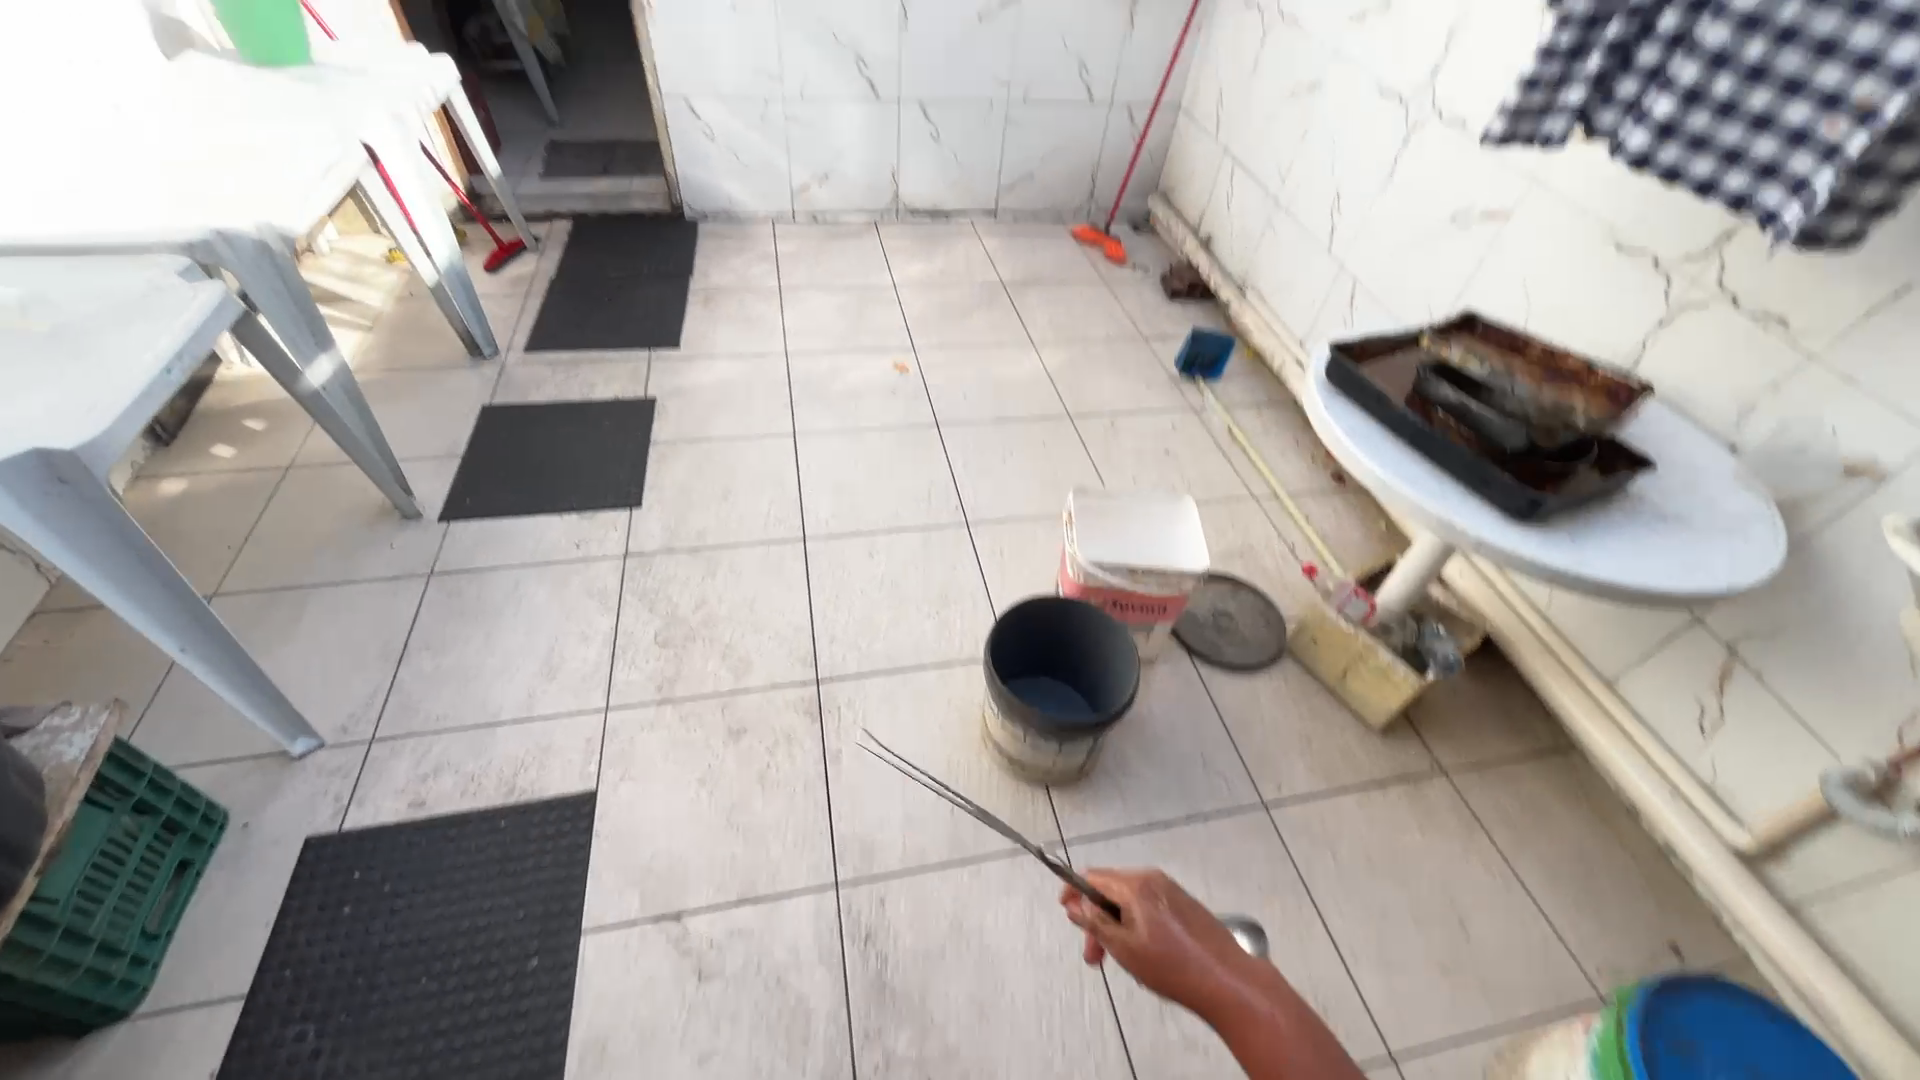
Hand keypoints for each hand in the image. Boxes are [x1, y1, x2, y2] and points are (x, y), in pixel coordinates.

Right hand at [1060, 868, 1258, 1016]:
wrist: (1228, 981)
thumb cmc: (1171, 966)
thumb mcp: (1124, 948)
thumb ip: (1095, 922)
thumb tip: (1075, 904)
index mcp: (1135, 884)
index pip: (1092, 876)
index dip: (1074, 892)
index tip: (1066, 913)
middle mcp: (1152, 879)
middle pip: (1111, 889)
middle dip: (1097, 919)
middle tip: (1093, 956)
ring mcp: (1171, 890)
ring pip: (1129, 901)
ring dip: (1116, 925)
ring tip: (1118, 961)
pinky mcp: (1184, 905)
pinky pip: (1148, 907)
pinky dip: (1136, 924)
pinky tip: (1143, 953)